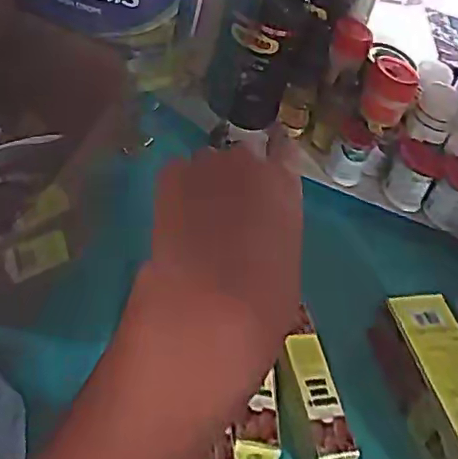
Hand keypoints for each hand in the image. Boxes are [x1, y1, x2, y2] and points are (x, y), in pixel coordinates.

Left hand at [118, 130, 302, 425]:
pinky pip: (176, 174)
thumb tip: (259, 230)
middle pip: (241, 156)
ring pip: (206, 164)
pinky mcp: (170, 175)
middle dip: (235, 176)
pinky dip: (176, 191)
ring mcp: (206, 164)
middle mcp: (247, 162)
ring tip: (196, 220)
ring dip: (205, 184)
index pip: (282, 149)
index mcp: (283, 184)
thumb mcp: (286, 264)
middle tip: (227, 211)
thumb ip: (275, 229)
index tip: (264, 176)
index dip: (271, 160)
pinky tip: (174, 221)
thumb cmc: (262, 303)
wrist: (206, 309)